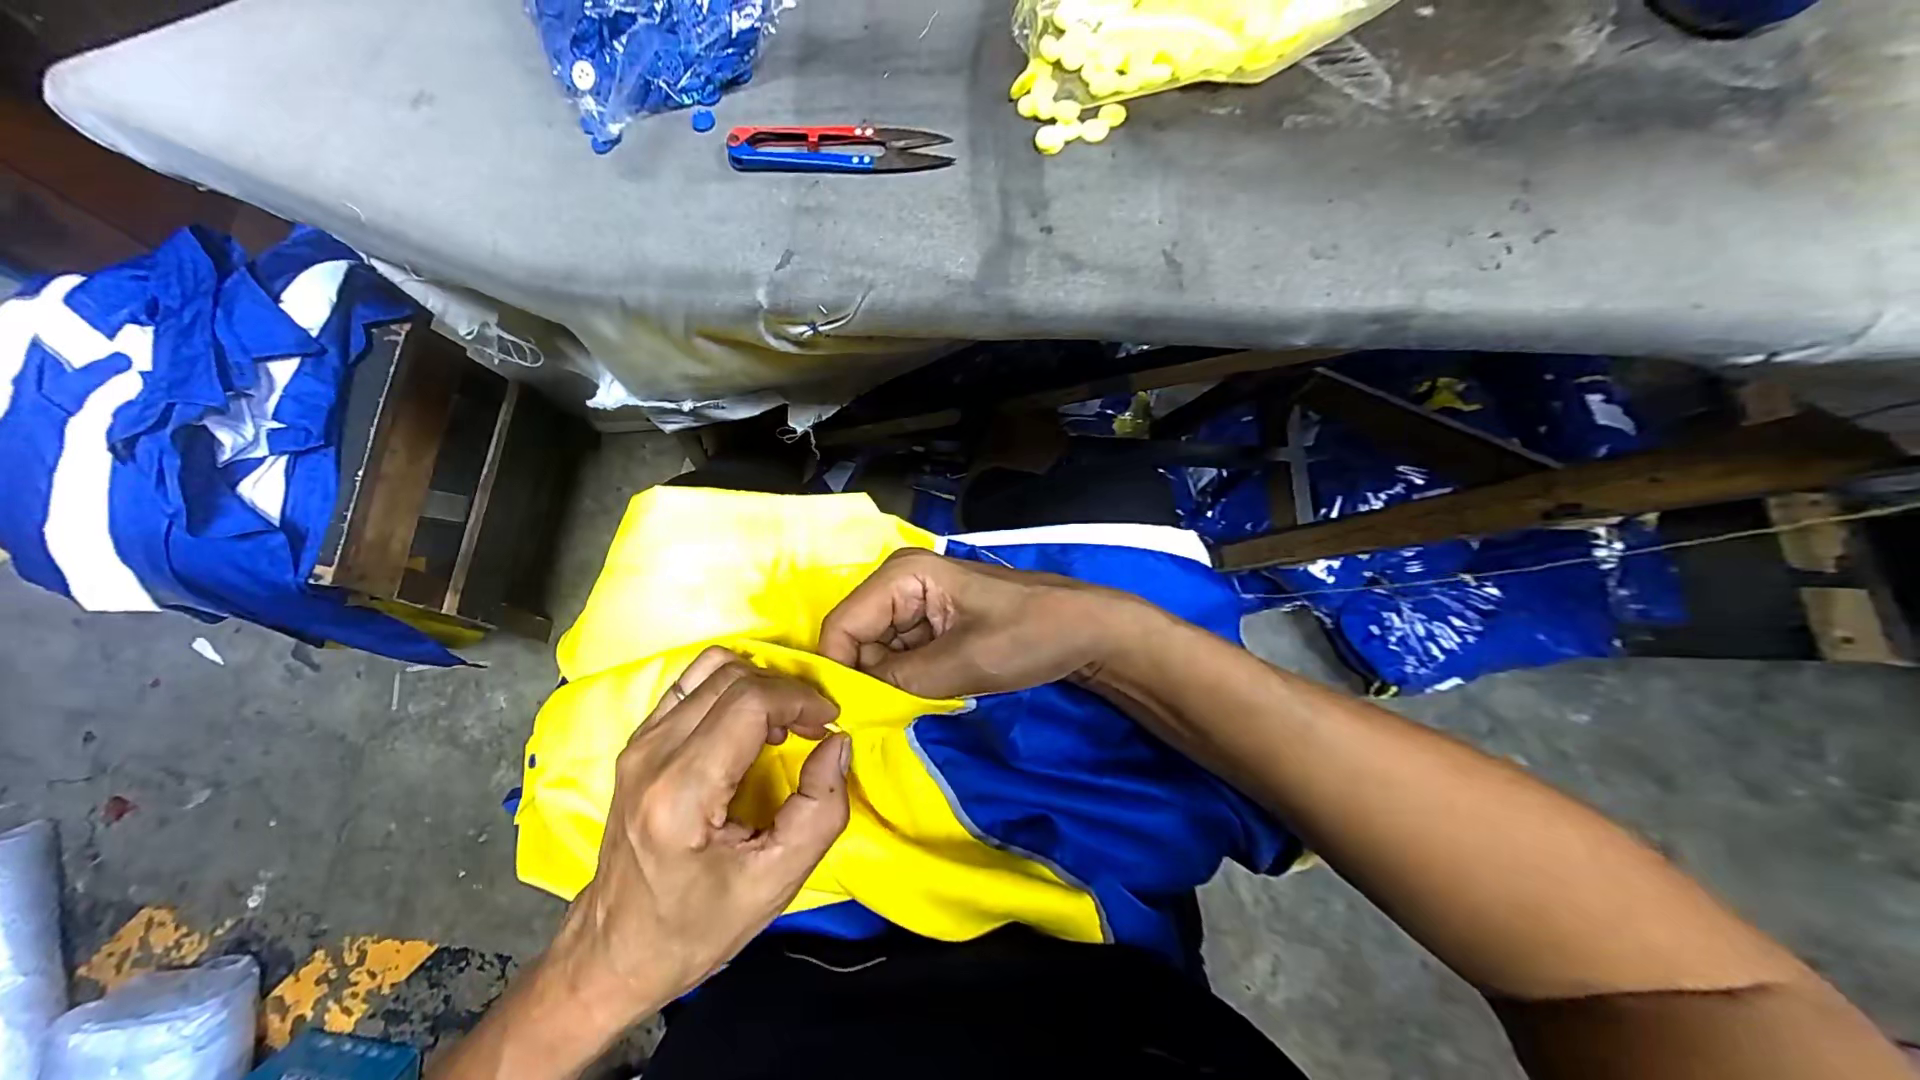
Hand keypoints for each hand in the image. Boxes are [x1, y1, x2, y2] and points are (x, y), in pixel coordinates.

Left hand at [549, 647, 851, 1024]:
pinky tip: (751, 725)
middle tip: (813, 726)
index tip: (828, 722)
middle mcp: (652, 755)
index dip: (800, 699)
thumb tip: (836, 743)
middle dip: (787, 691)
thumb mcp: (776, 883)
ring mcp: (639, 744)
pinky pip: (692, 685)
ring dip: (760, 684)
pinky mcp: (638, 743)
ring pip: (711, 669)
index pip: (749, 702)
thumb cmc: (696, 927)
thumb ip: (820, 810)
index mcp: (680, 792)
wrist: (614, 952)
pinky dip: (733, 688)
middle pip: (732, 677)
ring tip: (784, 723)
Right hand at [818, 547, 1144, 698]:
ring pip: (875, 653)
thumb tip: (850, 703)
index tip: (852, 717)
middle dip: (868, 679)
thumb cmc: (1030, 634)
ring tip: (925, 698)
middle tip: (895, 713)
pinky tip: (933, 691)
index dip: (840, 673)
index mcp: (903, 574)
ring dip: (891, 683)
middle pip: (855, 639)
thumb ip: (900, 683)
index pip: (841, 626)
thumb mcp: (964, 663)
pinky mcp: (929, 624)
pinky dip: (908, 680)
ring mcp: (914, 603)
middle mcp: (899, 582)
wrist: (1084, 630)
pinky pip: (899, 657)